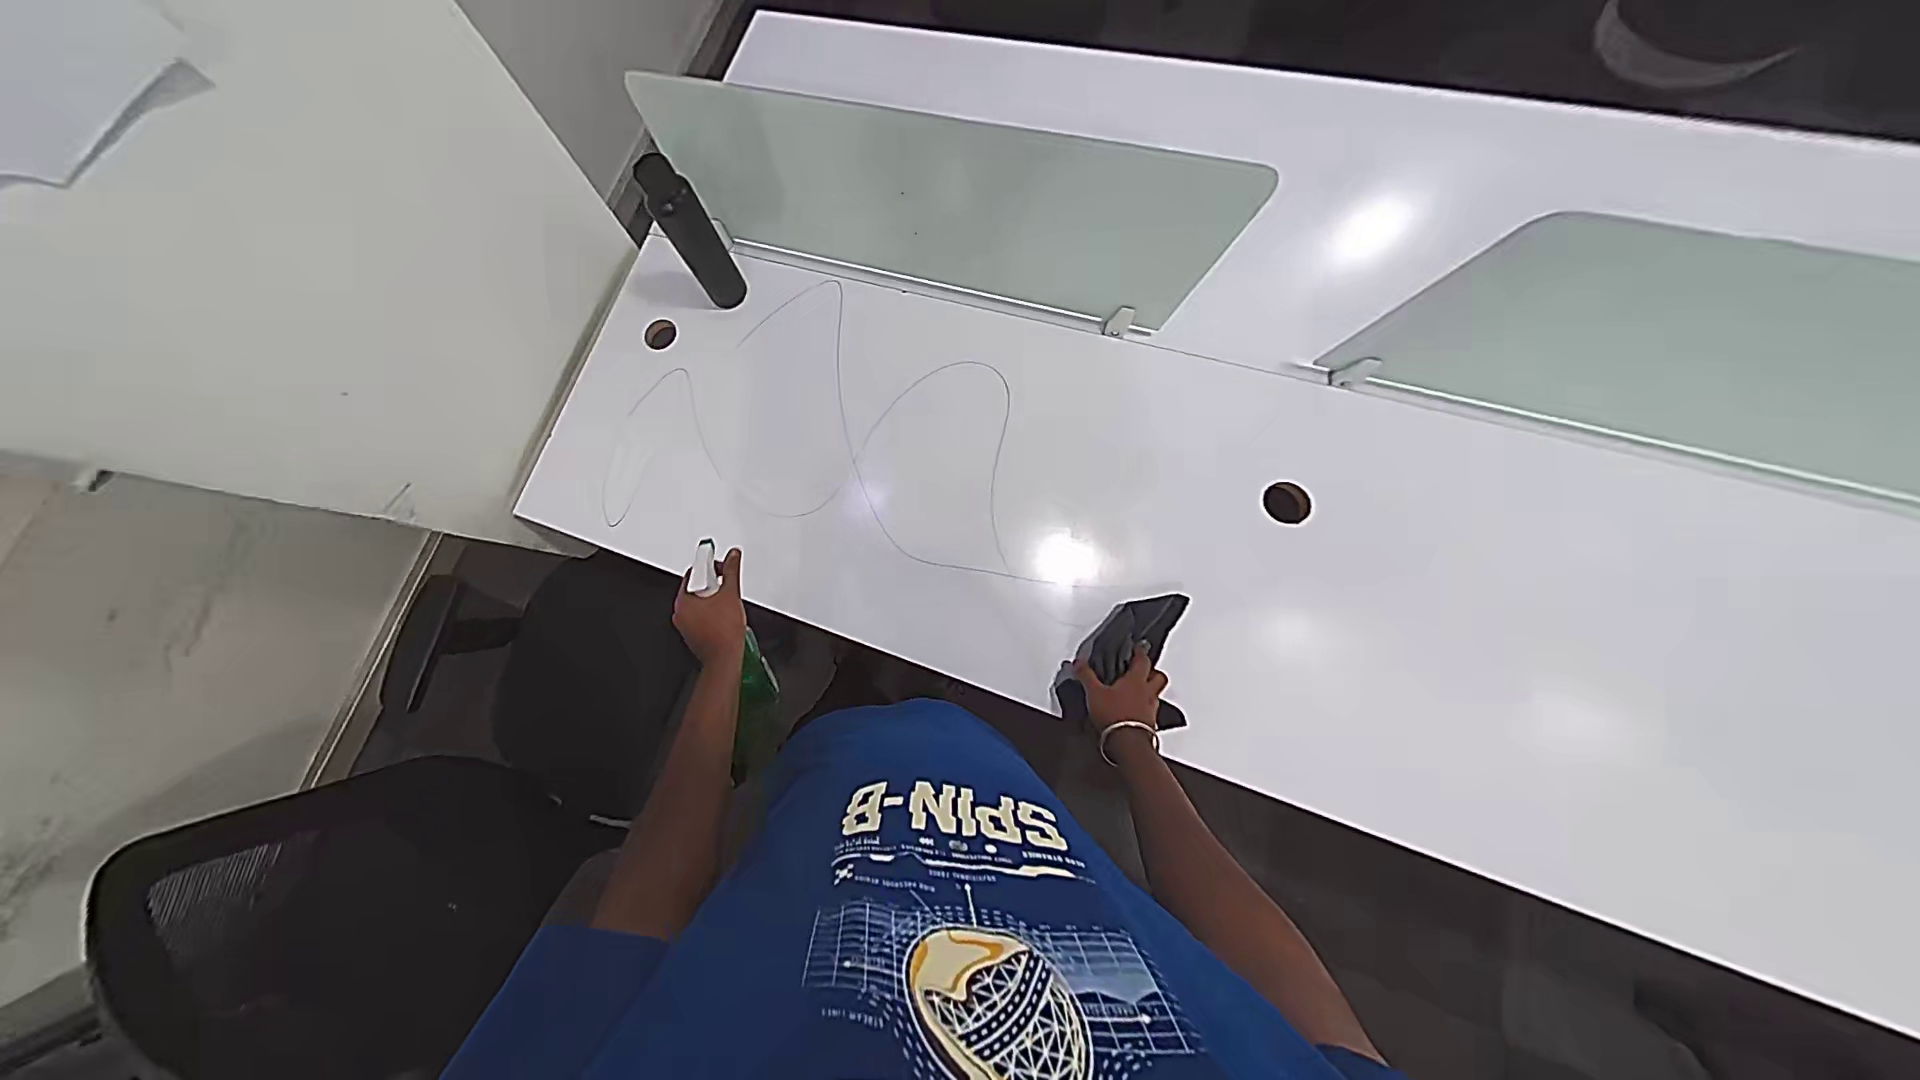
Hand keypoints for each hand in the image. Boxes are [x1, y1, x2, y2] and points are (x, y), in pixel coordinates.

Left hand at [674, 547, 745, 665]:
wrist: (724, 658)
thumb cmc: (723, 632)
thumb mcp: (731, 593)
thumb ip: (731, 570)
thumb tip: (733, 556)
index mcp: (683, 600)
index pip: (693, 573)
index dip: (710, 568)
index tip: (721, 567)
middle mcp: (680, 612)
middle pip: (697, 588)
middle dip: (714, 585)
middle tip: (727, 588)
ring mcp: (685, 625)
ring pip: (699, 603)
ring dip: (714, 600)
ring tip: (728, 604)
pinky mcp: (692, 634)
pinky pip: (701, 617)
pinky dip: (712, 613)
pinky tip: (725, 617)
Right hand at [1073, 642, 1167, 736]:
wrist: (1127, 744)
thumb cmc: (1115, 716)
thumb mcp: (1094, 692)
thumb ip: (1086, 676)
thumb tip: (1079, 663)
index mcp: (1136, 680)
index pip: (1143, 660)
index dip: (1141, 652)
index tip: (1140, 648)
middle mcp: (1148, 694)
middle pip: (1159, 677)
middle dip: (1153, 672)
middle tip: (1146, 670)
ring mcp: (1151, 710)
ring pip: (1156, 695)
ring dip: (1150, 692)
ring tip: (1139, 692)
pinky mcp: (1150, 726)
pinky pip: (1151, 714)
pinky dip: (1145, 711)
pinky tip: (1135, 714)